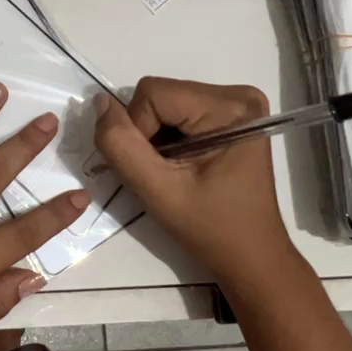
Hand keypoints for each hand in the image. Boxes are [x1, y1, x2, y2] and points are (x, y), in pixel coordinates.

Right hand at [93, 77, 299, 287]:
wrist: (251, 257)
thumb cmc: (211, 229)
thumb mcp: (158, 192)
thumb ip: (121, 146)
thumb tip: (100, 103)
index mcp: (231, 108)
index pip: (153, 94)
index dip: (137, 129)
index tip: (152, 169)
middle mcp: (237, 95)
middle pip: (159, 94)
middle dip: (147, 133)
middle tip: (160, 172)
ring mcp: (236, 103)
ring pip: (165, 101)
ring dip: (155, 135)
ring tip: (171, 170)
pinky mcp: (230, 115)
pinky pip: (178, 110)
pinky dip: (168, 136)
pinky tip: (181, 164)